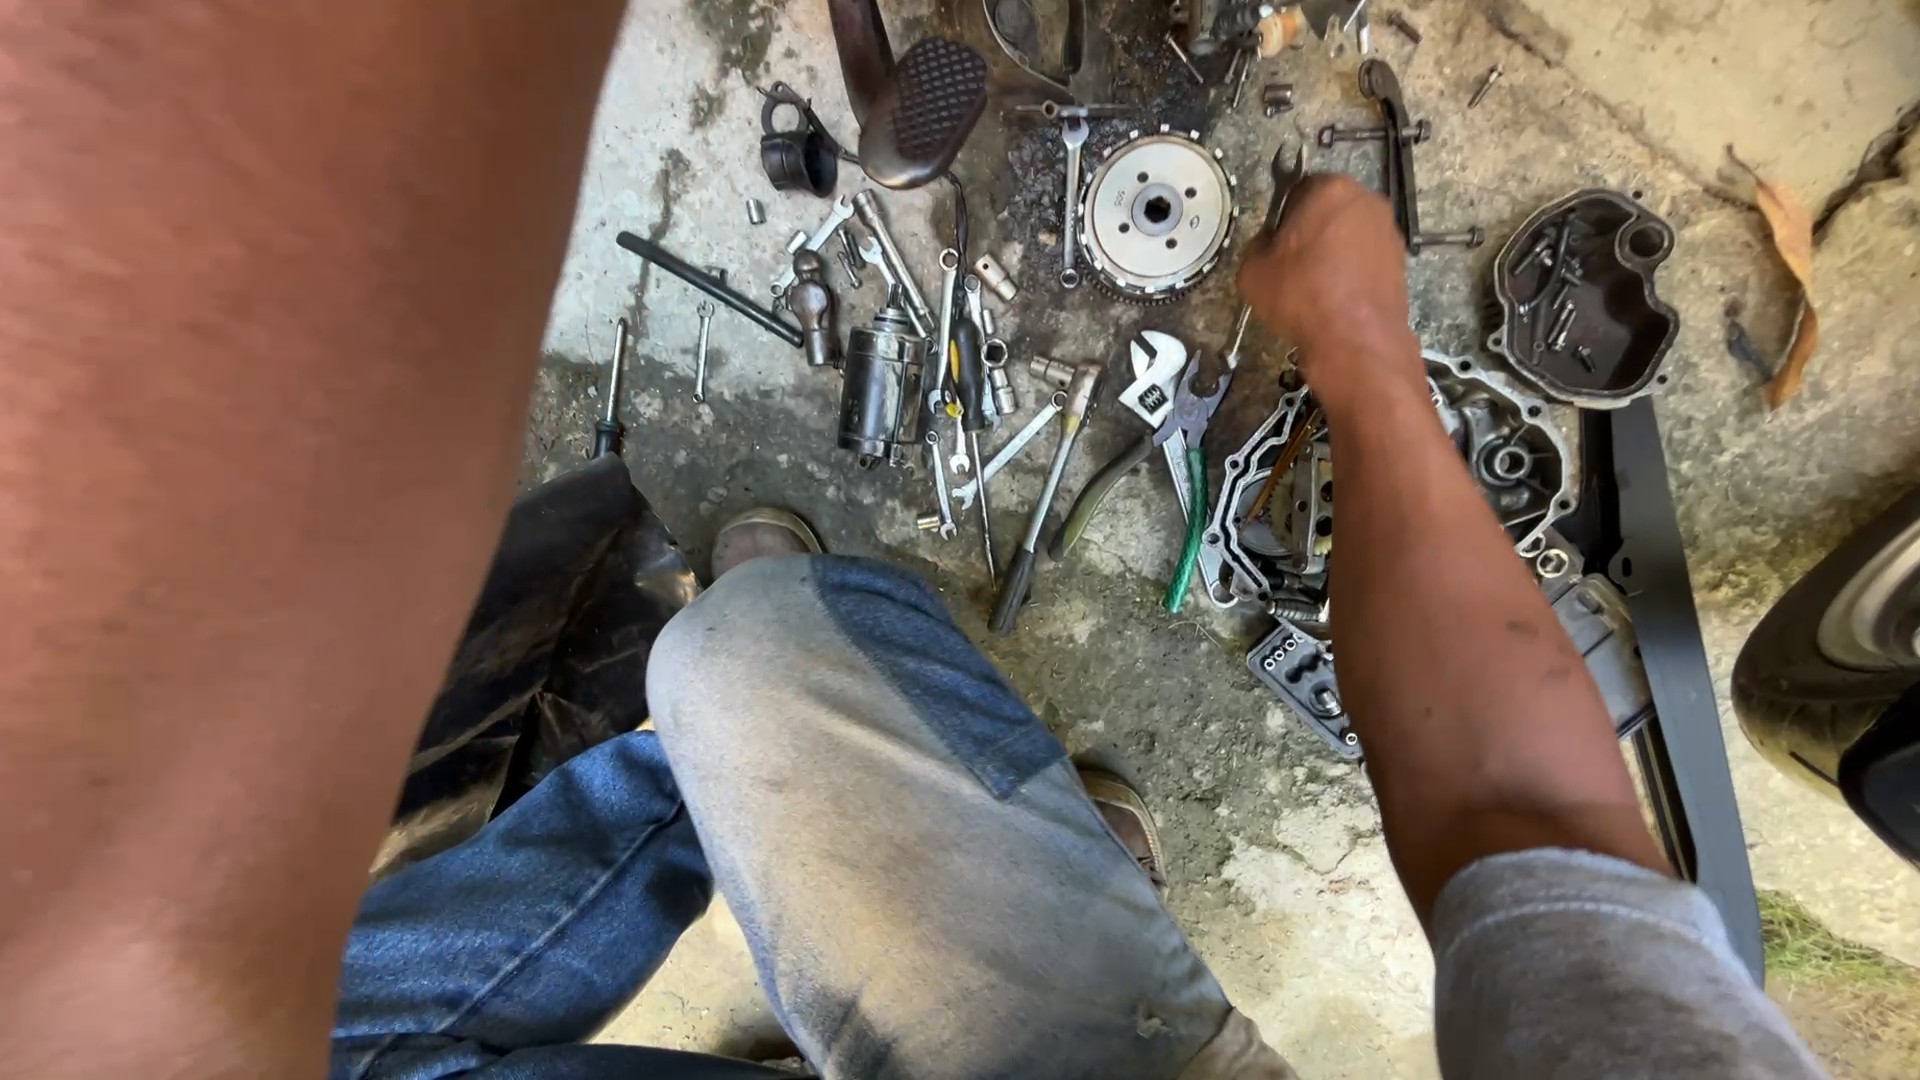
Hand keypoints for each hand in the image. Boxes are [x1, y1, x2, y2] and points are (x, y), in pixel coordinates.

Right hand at [1236, 174, 1422, 410]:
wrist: (1354, 337)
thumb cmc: (1300, 295)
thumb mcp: (1252, 271)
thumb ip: (1257, 247)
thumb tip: (1269, 244)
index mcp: (1328, 190)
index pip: (1296, 190)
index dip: (1280, 219)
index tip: (1273, 246)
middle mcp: (1365, 199)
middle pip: (1326, 210)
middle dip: (1308, 232)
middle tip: (1289, 267)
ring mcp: (1387, 229)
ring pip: (1347, 234)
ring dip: (1330, 252)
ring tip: (1312, 288)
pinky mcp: (1399, 258)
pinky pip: (1363, 258)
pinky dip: (1349, 272)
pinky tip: (1334, 299)